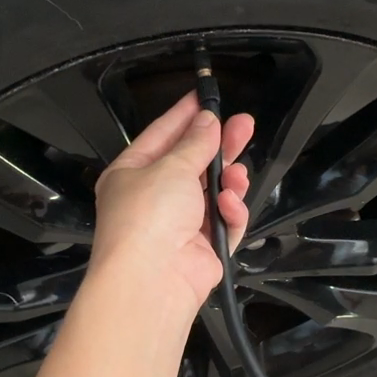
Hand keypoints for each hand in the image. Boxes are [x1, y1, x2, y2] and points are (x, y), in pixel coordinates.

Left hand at [90, 92, 253, 309]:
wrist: (152, 280)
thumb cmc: (146, 219)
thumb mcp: (171, 167)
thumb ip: (195, 143)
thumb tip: (208, 122)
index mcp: (131, 174)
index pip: (161, 136)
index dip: (185, 115)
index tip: (206, 96)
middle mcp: (153, 198)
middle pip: (193, 163)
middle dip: (220, 145)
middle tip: (244, 126)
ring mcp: (178, 225)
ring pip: (213, 193)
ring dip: (227, 181)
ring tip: (236, 174)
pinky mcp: (203, 248)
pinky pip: (225, 222)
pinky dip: (231, 212)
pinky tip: (230, 205)